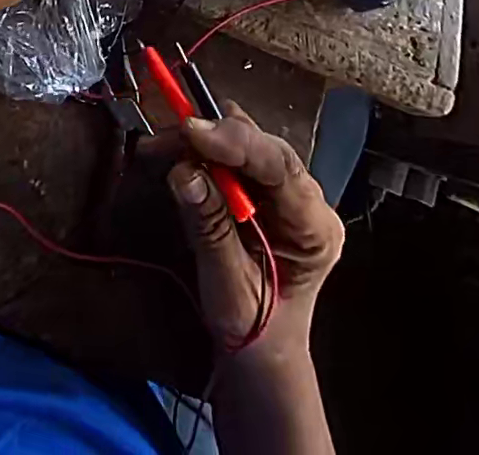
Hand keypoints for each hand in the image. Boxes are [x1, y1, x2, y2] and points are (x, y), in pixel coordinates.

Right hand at [166, 102, 343, 359]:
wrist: (261, 347)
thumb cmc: (252, 329)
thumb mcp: (228, 288)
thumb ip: (210, 229)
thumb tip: (185, 171)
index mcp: (315, 228)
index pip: (281, 168)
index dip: (237, 143)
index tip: (192, 131)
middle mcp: (308, 198)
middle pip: (265, 147)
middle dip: (215, 137)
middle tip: (165, 139)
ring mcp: (288, 188)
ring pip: (249, 142)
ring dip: (205, 139)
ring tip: (164, 145)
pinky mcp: (265, 184)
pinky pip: (237, 153)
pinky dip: (206, 148)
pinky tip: (180, 152)